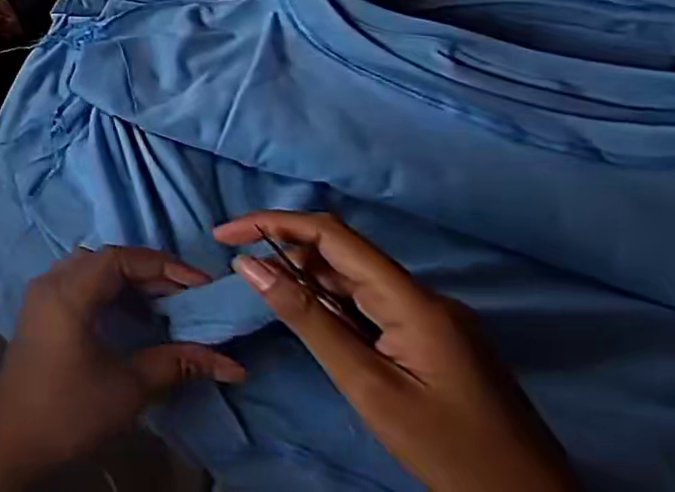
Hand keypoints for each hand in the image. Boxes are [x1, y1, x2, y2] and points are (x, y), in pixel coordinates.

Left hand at [0, 248, 245, 480]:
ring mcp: (40, 294)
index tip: (200, 284)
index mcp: (66, 292)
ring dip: (126, 280)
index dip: (160, 265)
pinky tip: (133, 314)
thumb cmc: (71, 407)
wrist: (15, 429)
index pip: (115, 259)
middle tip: (189, 295)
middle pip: (101, 259)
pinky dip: (107, 289)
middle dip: (147, 271)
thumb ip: (176, 364)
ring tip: (167, 303)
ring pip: (88, 268)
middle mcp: (49, 282)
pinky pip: (76, 282)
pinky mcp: (40, 309)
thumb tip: (230, 363)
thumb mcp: (129, 386)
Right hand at [215, 212, 576, 491]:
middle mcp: (427, 300)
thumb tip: (246, 264)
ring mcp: (435, 321)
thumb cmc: (450, 452)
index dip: (271, 224)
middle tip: (238, 269)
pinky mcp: (435, 341)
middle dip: (283, 251)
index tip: (224, 236)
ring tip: (267, 296)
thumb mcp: (367, 385)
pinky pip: (369, 304)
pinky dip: (330, 303)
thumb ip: (306, 318)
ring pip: (352, 279)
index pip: (331, 235)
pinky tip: (312, 321)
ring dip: (305, 279)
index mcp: (415, 303)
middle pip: (341, 253)